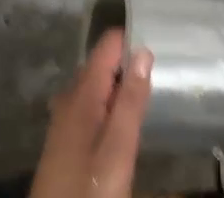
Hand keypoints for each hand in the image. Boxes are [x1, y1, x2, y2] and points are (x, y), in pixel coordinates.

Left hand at [30, 30, 153, 197]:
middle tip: (158, 79)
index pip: (108, 44)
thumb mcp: (119, 147)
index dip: (133, 41)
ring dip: (119, 87)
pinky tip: (121, 123)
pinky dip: (108, 104)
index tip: (159, 50)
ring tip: (145, 100)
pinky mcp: (64, 137)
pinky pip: (90, 104)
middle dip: (128, 64)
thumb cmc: (90, 188)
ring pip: (96, 85)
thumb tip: (144, 51)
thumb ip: (131, 99)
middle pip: (102, 63)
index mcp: (83, 92)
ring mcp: (64, 117)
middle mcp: (70, 97)